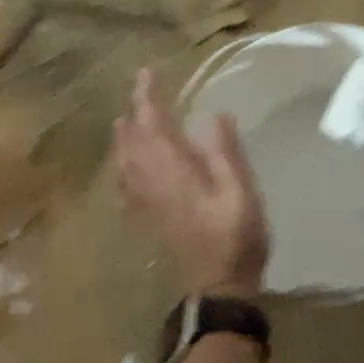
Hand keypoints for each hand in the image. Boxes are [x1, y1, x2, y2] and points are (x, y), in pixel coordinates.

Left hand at [114, 68, 269, 295]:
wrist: (218, 289)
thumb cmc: (235, 235)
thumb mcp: (241, 189)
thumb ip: (225, 151)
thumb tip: (214, 113)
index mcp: (173, 169)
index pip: (152, 123)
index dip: (147, 97)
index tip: (146, 73)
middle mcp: (151, 182)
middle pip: (132, 141)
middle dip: (133, 113)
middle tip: (140, 92)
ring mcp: (146, 204)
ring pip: (124, 163)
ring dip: (124, 139)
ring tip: (126, 123)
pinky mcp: (148, 222)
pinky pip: (125, 187)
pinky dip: (122, 170)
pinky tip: (126, 171)